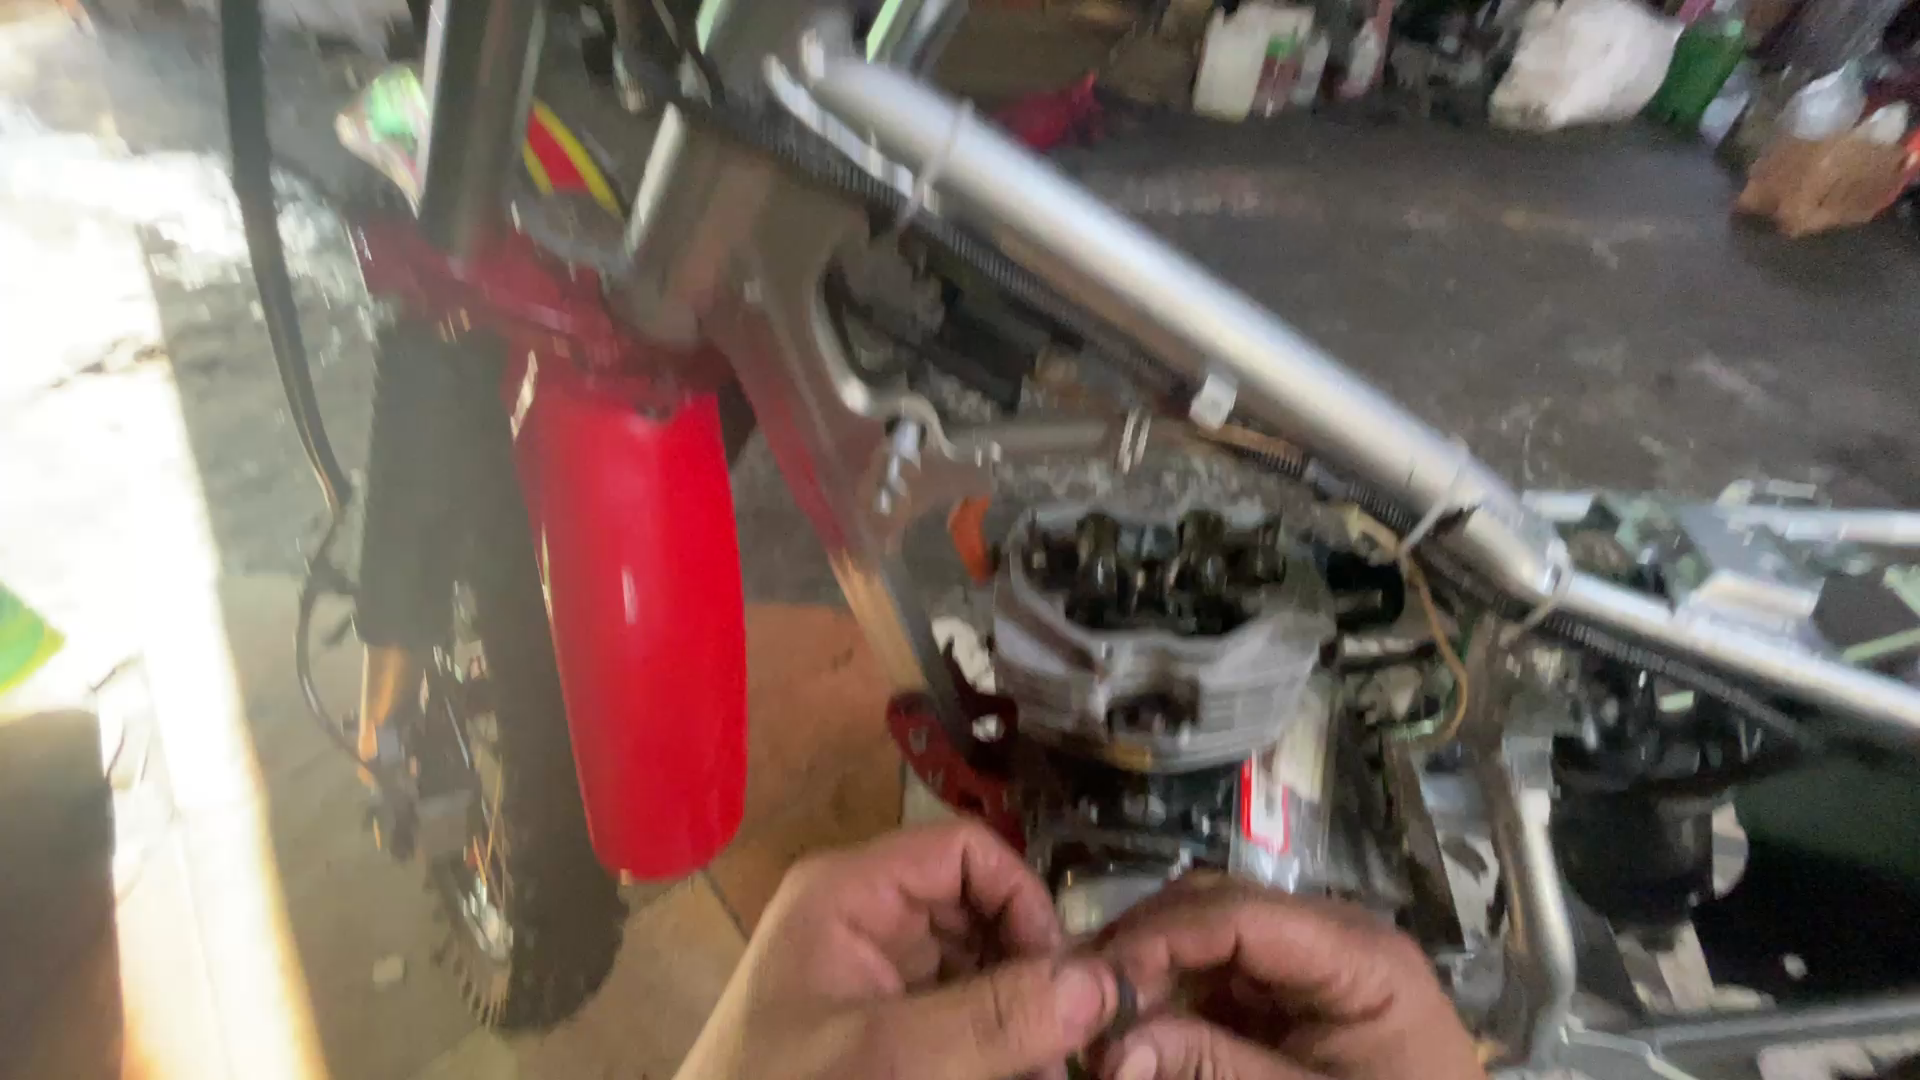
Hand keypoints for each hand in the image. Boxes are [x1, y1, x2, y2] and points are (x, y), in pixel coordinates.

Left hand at [674, 822, 1121, 1079]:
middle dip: (1026, 966)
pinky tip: (1014, 1069)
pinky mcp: (882, 1016)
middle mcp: (868, 912)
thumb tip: (1102, 982)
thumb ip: (992, 1020)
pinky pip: (958, 1005)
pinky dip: (994, 1038)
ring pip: (976, 959)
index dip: (1022, 897)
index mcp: (852, 888)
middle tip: (1064, 1042)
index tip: (1060, 975)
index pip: (963, 850)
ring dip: (1017, 1010)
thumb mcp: (886, 1059)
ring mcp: (875, 966)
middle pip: (976, 905)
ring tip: (1046, 1067)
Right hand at [1093, 880, 1484, 1079]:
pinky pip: (1216, 973)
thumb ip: (1213, 1069)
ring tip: (1101, 1008)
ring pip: (1205, 933)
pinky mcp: (1291, 989)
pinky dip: (1172, 995)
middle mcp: (1330, 934)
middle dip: (1146, 945)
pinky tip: (1138, 1019)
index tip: (1097, 978)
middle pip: (1216, 907)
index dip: (1161, 937)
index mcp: (1360, 954)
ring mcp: (1308, 959)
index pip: (1241, 914)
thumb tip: (1109, 1052)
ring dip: (1150, 969)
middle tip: (1085, 992)